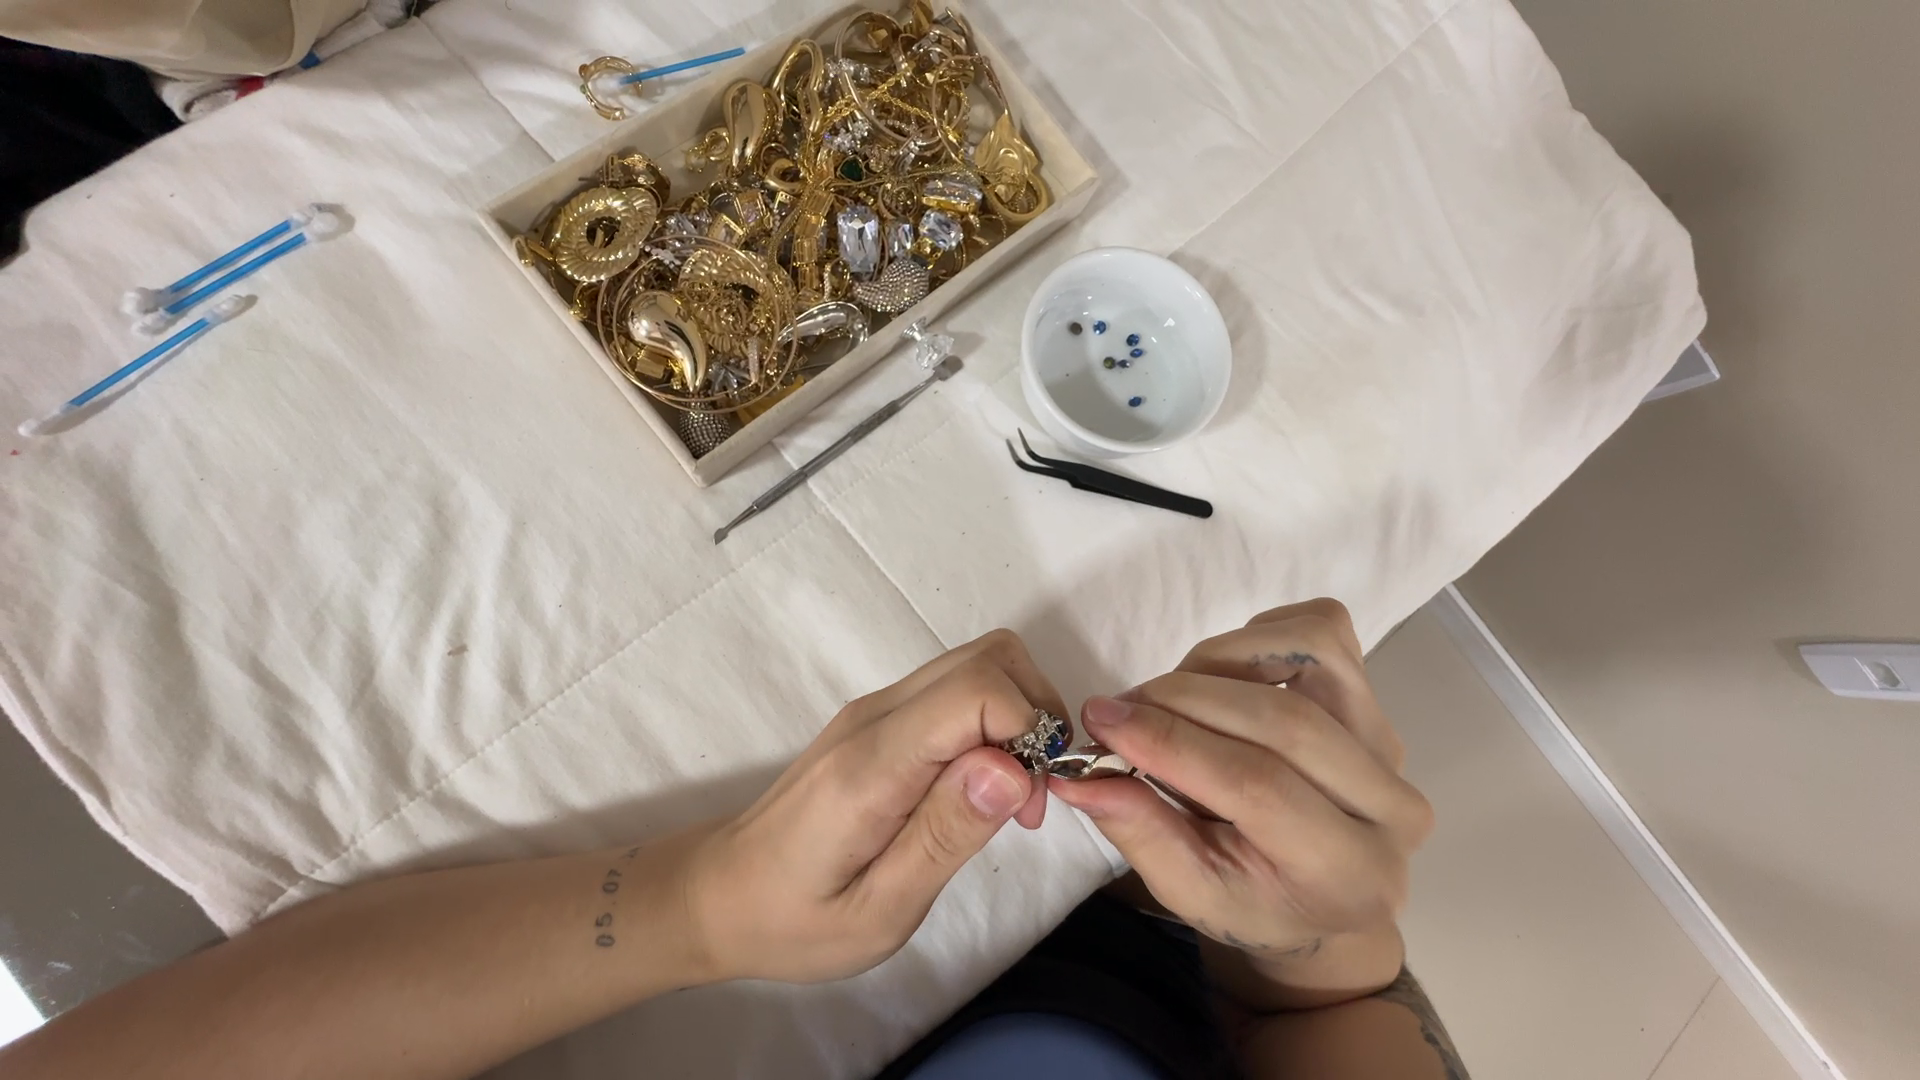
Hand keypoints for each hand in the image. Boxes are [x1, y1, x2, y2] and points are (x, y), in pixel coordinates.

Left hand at [685, 629, 1063, 983]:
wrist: (724, 889)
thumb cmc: (795, 918)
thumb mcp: (879, 912)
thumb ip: (946, 835)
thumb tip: (1012, 768)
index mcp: (873, 762)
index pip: (975, 688)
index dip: (1026, 729)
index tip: (1029, 803)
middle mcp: (877, 713)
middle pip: (989, 657)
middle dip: (1034, 714)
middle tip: (1029, 797)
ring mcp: (876, 706)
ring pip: (978, 663)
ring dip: (1018, 715)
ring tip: (1009, 795)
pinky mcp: (880, 715)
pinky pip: (957, 688)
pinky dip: (993, 720)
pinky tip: (979, 785)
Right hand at [1050, 599, 1431, 963]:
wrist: (1326, 887)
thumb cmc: (1254, 897)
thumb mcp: (1188, 889)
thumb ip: (1138, 831)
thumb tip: (1076, 777)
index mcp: (1349, 870)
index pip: (1259, 786)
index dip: (1172, 742)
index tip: (1100, 719)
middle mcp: (1390, 803)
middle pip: (1282, 720)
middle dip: (1180, 699)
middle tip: (1116, 707)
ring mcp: (1389, 739)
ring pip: (1309, 655)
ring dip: (1217, 663)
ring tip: (1170, 698)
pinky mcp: (1376, 694)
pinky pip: (1321, 628)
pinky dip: (1256, 636)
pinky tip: (1221, 674)